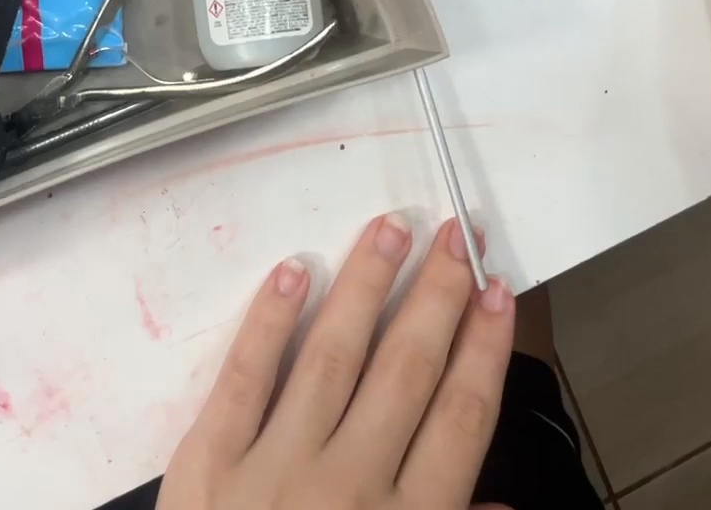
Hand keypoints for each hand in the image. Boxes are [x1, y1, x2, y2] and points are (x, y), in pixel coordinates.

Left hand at [159, 215, 513, 509]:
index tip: (496, 290)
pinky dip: (270, 321)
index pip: (458, 418)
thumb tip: (502, 507)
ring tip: (389, 228)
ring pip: (333, 356)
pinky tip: (294, 270)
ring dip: (365, 285)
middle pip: (405, 371)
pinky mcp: (208, 459)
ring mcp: (275, 468)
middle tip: (455, 234)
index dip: (482, 348)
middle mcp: (348, 486)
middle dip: (436, 296)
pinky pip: (244, 377)